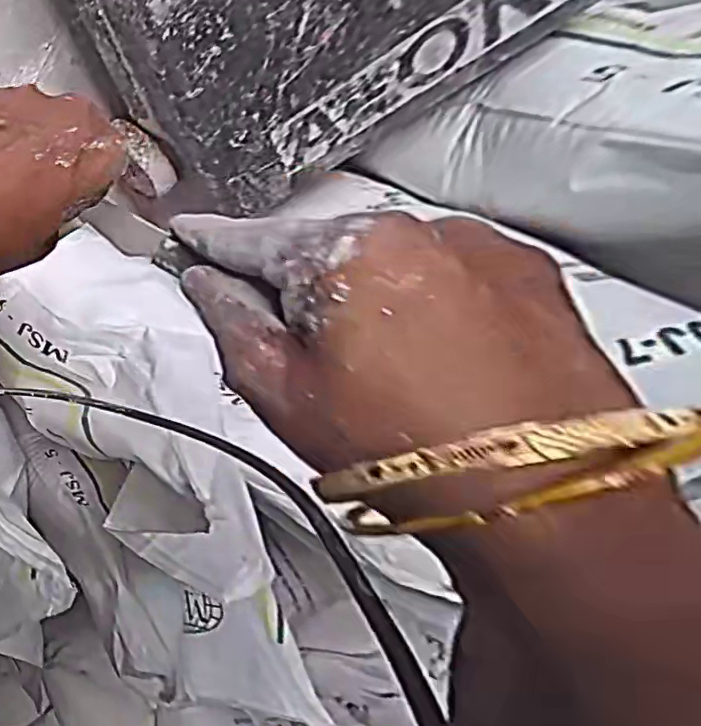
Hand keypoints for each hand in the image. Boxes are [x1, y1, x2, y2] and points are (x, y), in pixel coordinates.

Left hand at [0, 87, 125, 273]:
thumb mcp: (44, 238)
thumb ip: (64, 207)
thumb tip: (56, 203)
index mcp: (92, 154)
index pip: (114, 152)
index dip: (95, 171)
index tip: (81, 182)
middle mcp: (63, 118)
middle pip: (79, 124)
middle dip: (64, 148)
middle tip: (40, 178)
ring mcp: (20, 104)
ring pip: (38, 113)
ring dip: (28, 135)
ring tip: (2, 170)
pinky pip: (0, 110)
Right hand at [171, 210, 642, 520]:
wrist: (533, 491)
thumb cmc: (401, 443)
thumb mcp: (271, 381)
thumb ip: (227, 315)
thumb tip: (210, 284)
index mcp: (346, 251)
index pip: (251, 240)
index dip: (210, 243)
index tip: (191, 237)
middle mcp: (420, 234)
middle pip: (317, 246)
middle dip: (287, 278)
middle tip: (274, 331)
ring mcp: (483, 253)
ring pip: (378, 258)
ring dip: (350, 287)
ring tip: (351, 353)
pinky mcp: (530, 278)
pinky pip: (438, 272)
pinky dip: (409, 296)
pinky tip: (405, 348)